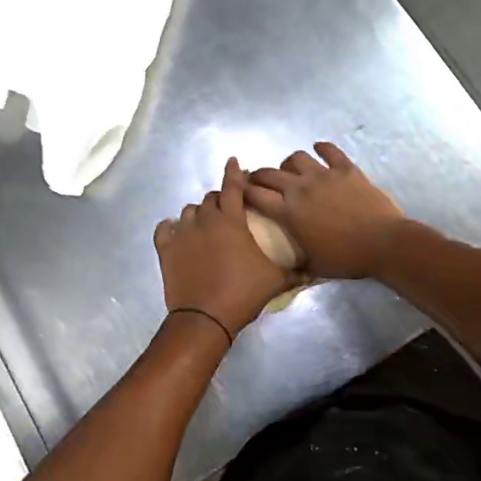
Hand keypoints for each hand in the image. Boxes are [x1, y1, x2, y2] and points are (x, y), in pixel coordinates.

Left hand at [154, 159, 295, 339]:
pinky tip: (177, 232)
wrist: (205, 318)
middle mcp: (206, 219)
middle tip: (229, 209)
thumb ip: (296, 271)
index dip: (235, 172)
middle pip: (211, 198)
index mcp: (232, 220)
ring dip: (199, 213)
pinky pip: (165, 228)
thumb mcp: (276, 280)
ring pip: (189, 211)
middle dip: (221, 199)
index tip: (235, 162)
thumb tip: (315, 271)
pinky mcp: (165, 249)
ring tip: (206, 224)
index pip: (233, 186)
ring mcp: (183, 233)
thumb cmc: (243, 292)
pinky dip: (171, 227)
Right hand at [246, 143, 405, 279]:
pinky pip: (330, 150)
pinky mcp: (347, 169)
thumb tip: (291, 267)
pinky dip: (322, 147)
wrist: (382, 243)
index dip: (244, 192)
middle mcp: (301, 188)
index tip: (242, 193)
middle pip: (270, 173)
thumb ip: (299, 262)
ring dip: (289, 163)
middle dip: (259, 176)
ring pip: (297, 157)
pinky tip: (319, 148)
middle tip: (261, 181)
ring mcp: (324, 175)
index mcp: (289, 213)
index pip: (255, 196)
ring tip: (292, 169)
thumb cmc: (347, 259)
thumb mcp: (315, 266)